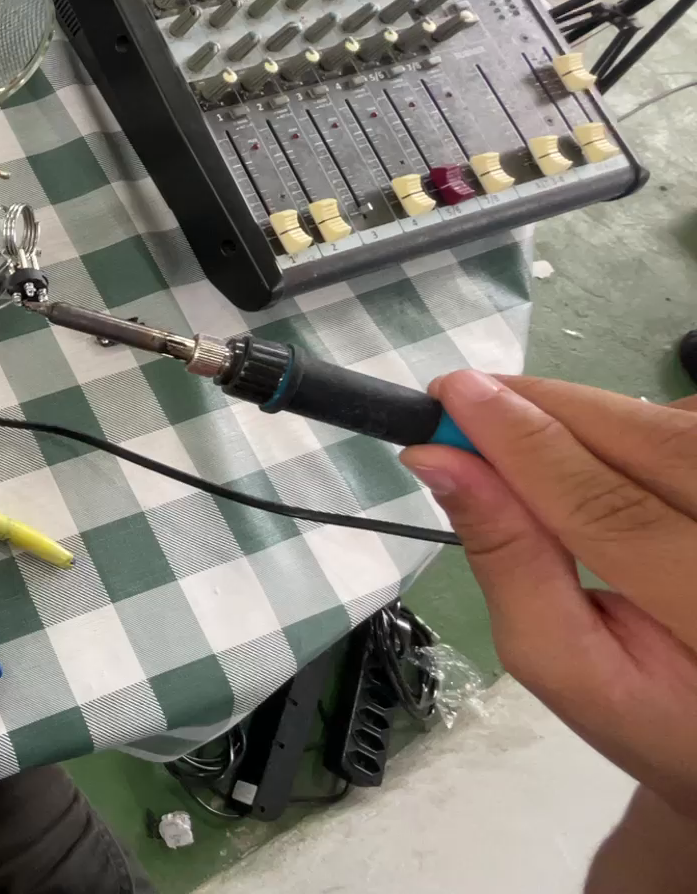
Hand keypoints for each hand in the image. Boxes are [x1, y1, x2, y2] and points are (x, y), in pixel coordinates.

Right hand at [400, 372, 696, 816]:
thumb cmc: (654, 713)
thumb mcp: (555, 658)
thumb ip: (503, 559)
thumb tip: (436, 462)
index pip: (611, 512)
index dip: (525, 444)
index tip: (452, 393)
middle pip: (668, 451)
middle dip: (556, 408)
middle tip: (467, 394)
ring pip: (693, 430)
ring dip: (603, 419)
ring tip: (539, 444)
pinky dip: (650, 427)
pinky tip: (616, 458)